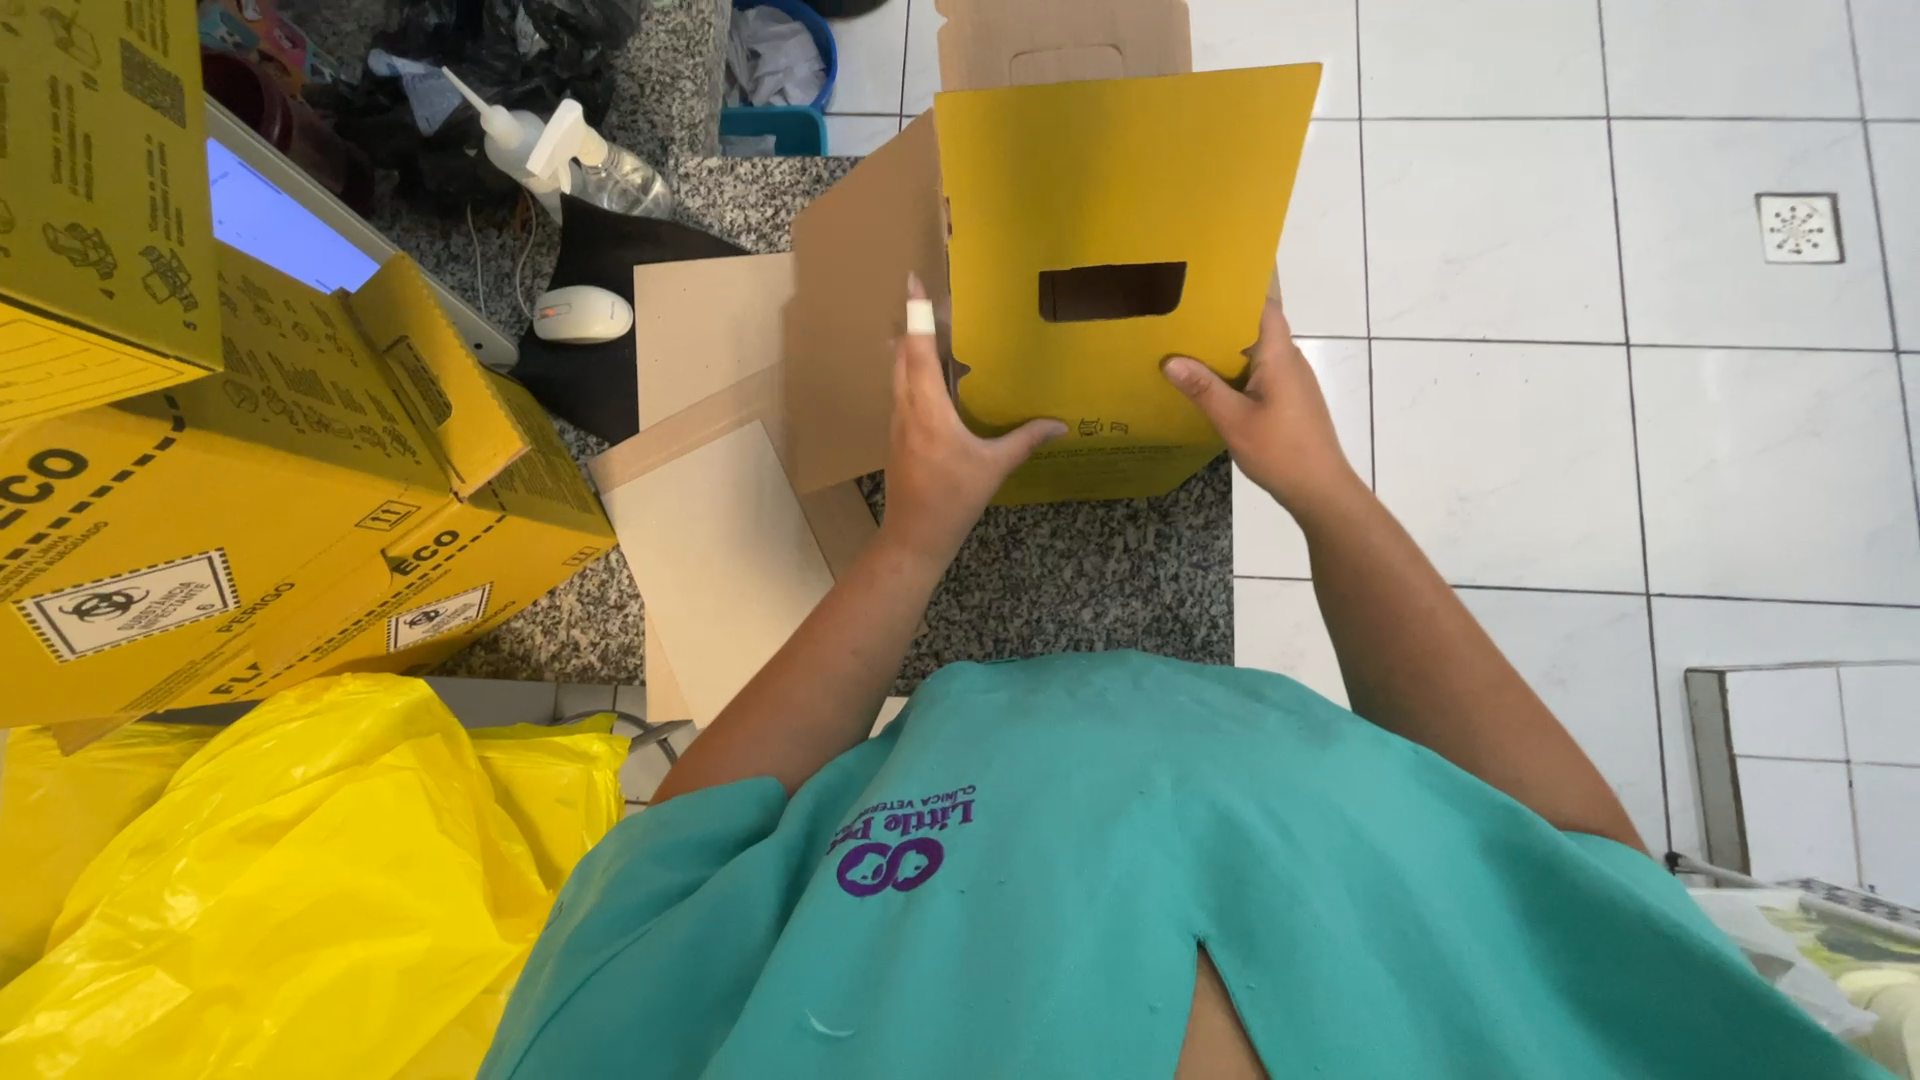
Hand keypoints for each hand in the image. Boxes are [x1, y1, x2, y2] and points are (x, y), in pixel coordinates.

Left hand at [880, 277, 1065, 566]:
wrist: (913, 536)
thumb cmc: (953, 500)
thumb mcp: (994, 468)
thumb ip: (1025, 440)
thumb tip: (1061, 425)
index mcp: (927, 409)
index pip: (917, 349)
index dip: (916, 314)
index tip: (912, 281)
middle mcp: (905, 408)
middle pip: (901, 354)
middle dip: (914, 324)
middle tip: (934, 302)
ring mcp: (896, 423)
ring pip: (897, 373)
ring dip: (910, 349)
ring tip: (932, 331)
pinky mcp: (896, 436)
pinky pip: (900, 392)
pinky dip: (911, 373)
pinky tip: (932, 378)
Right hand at [1161, 300, 1363, 515]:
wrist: (1319, 488)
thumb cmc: (1280, 451)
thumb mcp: (1234, 421)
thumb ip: (1203, 388)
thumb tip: (1169, 360)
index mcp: (1279, 356)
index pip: (1264, 307)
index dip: (1238, 294)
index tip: (1205, 290)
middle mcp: (1289, 360)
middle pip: (1256, 328)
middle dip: (1221, 323)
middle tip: (1182, 320)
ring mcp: (1291, 381)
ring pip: (1256, 353)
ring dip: (1225, 351)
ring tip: (1187, 349)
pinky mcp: (1289, 399)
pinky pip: (1258, 373)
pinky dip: (1234, 372)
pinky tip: (1209, 385)